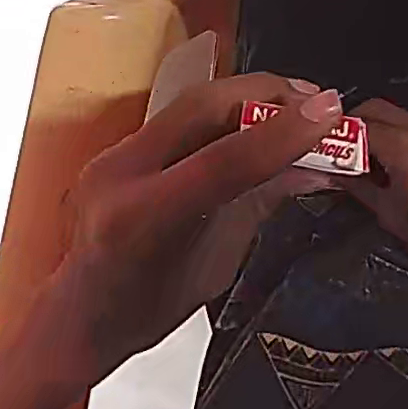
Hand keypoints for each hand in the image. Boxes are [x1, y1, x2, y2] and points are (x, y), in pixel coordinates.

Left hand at [34, 73, 344, 384]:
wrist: (77, 314)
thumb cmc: (145, 311)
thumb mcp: (215, 267)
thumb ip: (257, 208)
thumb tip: (313, 168)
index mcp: (142, 218)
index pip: (221, 162)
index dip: (282, 133)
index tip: (330, 113)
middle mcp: (121, 173)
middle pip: (203, 108)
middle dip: (267, 94)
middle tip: (318, 102)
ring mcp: (114, 154)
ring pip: (191, 101)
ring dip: (248, 96)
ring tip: (295, 101)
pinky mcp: (118, 145)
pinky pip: (180, 114)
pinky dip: (225, 109)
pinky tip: (254, 114)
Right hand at [344, 98, 407, 278]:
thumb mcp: (393, 217)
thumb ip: (358, 186)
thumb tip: (331, 172)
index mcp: (407, 144)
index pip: (355, 125)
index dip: (331, 138)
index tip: (315, 152)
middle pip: (375, 109)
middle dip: (352, 127)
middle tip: (338, 157)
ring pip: (399, 117)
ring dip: (378, 132)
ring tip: (368, 167)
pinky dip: (403, 140)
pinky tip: (402, 171)